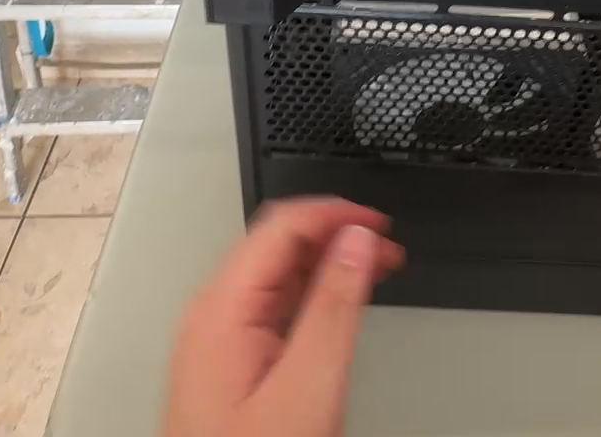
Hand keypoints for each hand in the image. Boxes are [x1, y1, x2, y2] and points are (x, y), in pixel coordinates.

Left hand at [164, 198, 405, 436]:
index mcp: (223, 307)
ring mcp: (223, 335)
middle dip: (335, 233)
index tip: (376, 222)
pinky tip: (345, 296)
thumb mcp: (307, 387)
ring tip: (377, 264)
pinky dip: (317, 290)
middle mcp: (216, 312)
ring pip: (281, 271)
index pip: (281, 226)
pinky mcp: (235, 358)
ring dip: (330, 259)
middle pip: (280, 243)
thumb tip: (355, 241)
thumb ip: (335, 305)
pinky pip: (279, 303)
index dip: (333, 213)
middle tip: (384, 243)